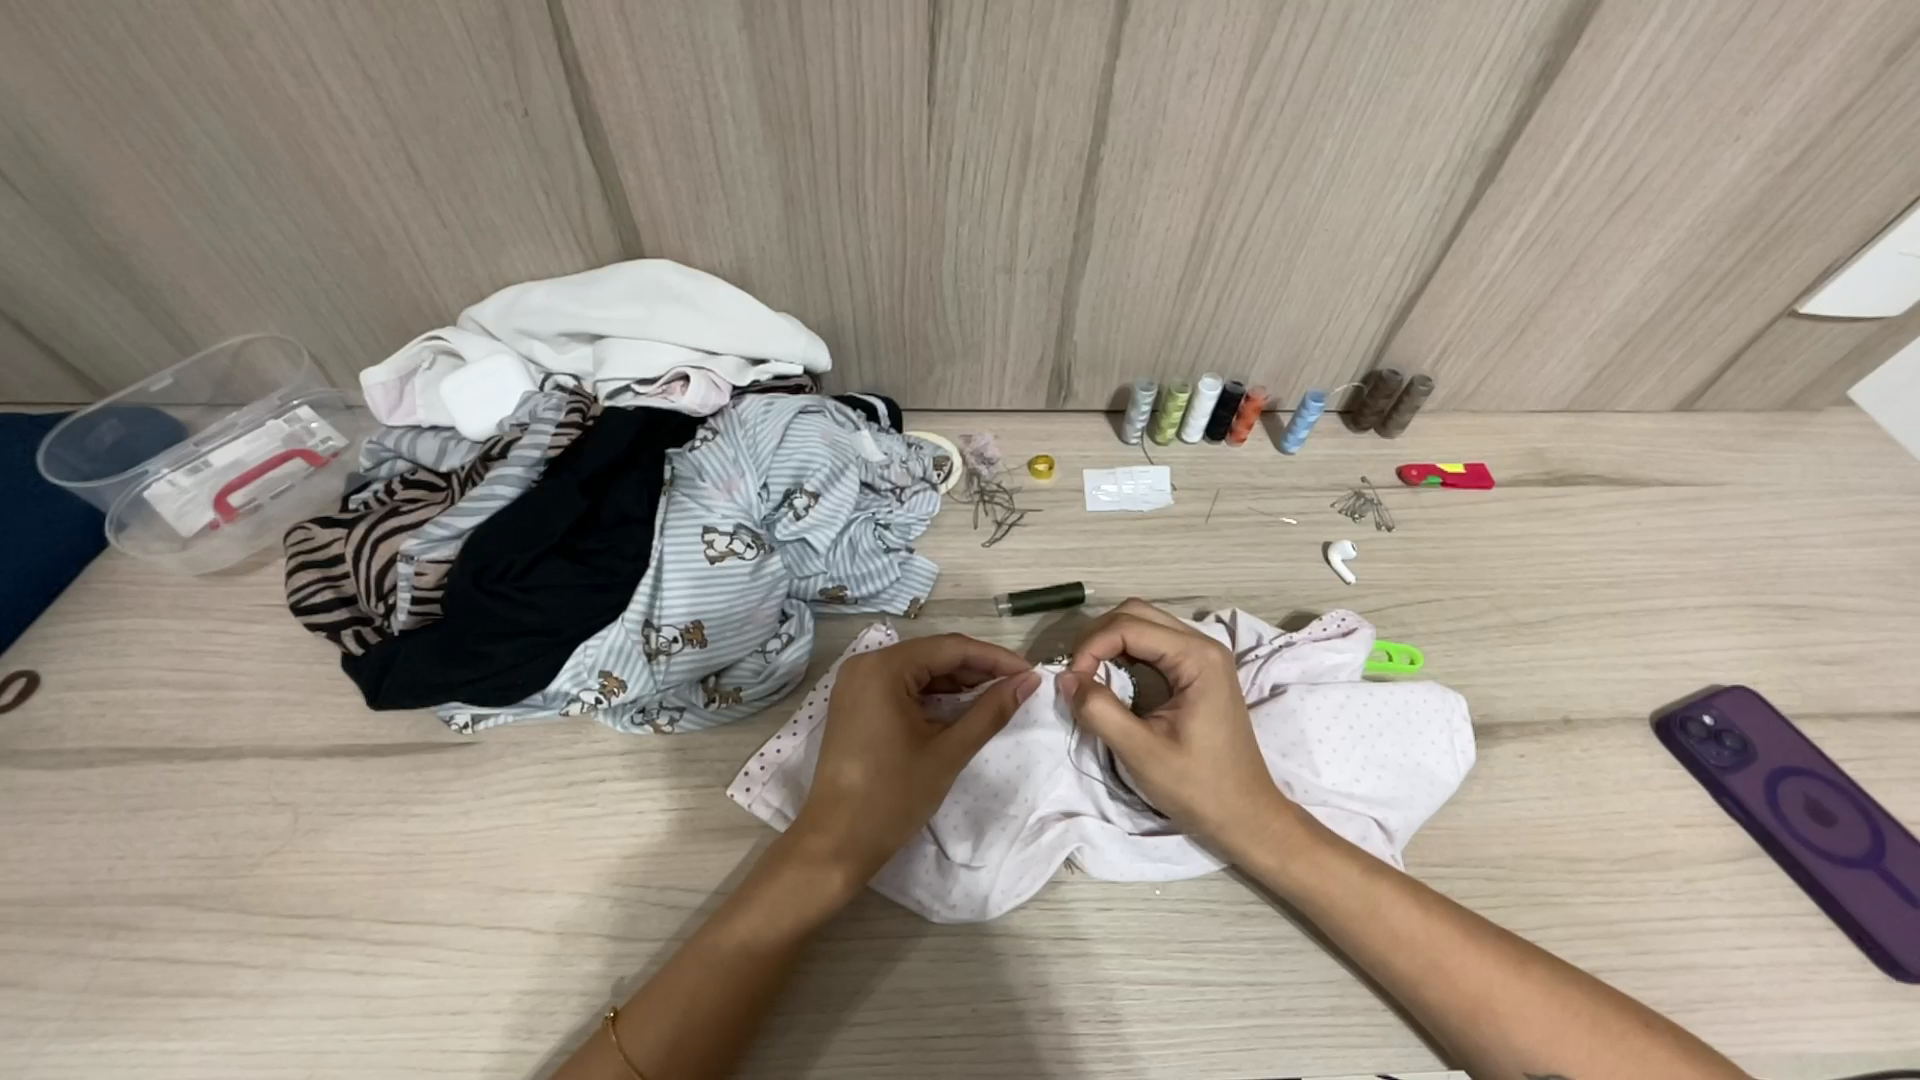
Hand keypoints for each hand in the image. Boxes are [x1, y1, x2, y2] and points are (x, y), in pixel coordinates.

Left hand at [789, 633, 1040, 882]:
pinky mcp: (856, 703)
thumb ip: (990, 711)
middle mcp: (866, 664)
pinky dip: (933, 695)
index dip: (995, 658)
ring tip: (998, 696)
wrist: (836, 841)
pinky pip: (901, 686)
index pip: (950, 648)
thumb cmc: (893, 796)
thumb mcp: (949, 751)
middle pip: (933, 654)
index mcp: (884, 668)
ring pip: (918, 670)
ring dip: (957, 682)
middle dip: (977, 669)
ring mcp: (857, 684)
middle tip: (1018, 685)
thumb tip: (1029, 682)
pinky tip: (961, 707)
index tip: (1030, 673)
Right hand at [1061, 599, 1304, 858]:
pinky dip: (1124, 654)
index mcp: (1197, 658)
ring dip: (1109, 643)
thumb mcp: (1141, 752)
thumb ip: (1100, 711)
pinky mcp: (1197, 671)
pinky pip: (1152, 645)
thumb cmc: (1198, 787)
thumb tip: (1064, 679)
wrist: (1245, 816)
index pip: (1128, 626)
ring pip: (1142, 624)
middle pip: (1135, 614)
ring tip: (1088, 677)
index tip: (1071, 683)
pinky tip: (1110, 680)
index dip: (1091, 647)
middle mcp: (1203, 645)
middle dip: (1097, 638)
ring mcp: (1202, 657)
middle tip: (1076, 675)